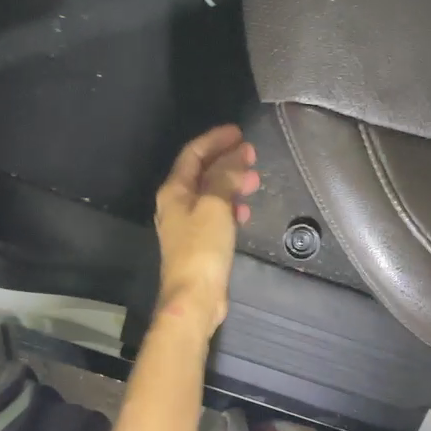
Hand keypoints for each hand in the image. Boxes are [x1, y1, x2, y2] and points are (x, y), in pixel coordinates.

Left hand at [154, 125, 258, 334]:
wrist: (194, 297)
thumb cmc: (202, 248)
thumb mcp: (216, 205)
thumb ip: (226, 177)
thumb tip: (237, 156)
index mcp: (174, 191)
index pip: (193, 154)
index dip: (215, 140)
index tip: (239, 132)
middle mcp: (176, 205)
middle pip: (202, 173)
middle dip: (227, 161)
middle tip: (252, 155)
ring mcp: (187, 226)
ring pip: (211, 194)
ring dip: (232, 183)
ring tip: (255, 180)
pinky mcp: (200, 244)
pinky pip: (216, 215)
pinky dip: (231, 207)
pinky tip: (245, 212)